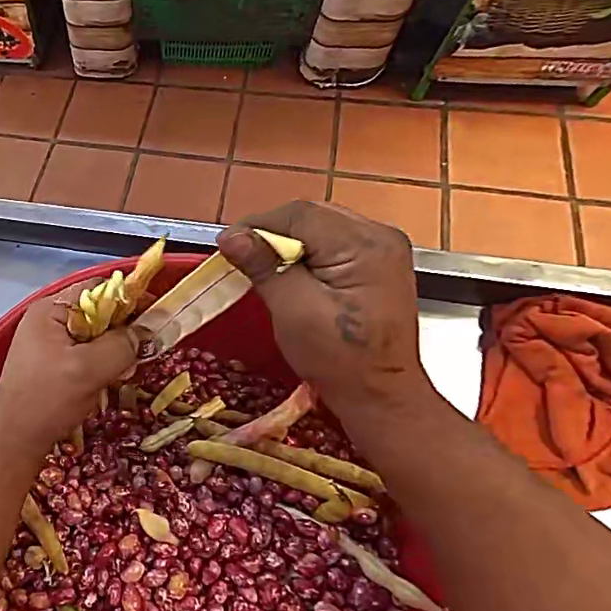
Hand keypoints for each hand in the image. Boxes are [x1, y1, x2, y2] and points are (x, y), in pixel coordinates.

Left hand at [0, 296, 137, 452]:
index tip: (155, 315)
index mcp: (51, 310)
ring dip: (114, 352)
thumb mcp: (89, 369)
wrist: (13, 441)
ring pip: (95, 337)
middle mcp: (48, 321)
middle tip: (143, 350)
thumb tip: (145, 332)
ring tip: (126, 370)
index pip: (97, 289)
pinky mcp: (52, 366)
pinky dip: (102, 366)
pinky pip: (86, 356)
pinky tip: (110, 381)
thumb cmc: (46, 400)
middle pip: (98, 312)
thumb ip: (121, 345)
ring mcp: (48, 344)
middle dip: (123, 330)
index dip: (129, 298)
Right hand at [219, 200, 439, 413]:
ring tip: (263, 267)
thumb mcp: (293, 311)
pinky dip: (306, 253)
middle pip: (311, 216)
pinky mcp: (378, 263)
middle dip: (272, 233)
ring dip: (288, 242)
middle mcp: (380, 236)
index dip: (257, 226)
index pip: (299, 215)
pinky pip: (332, 243)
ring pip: (320, 227)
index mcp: (364, 245)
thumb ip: (264, 267)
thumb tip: (231, 237)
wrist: (380, 395)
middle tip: (242, 257)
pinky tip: (291, 275)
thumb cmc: (338, 360)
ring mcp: (383, 248)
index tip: (227, 246)